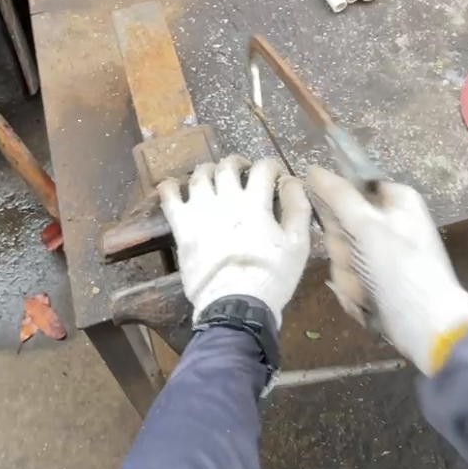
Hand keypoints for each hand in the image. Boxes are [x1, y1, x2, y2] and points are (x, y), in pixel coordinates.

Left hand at [158, 156, 311, 322]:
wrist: (235, 305)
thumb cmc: (271, 277)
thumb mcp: (298, 245)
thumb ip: (297, 208)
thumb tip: (291, 182)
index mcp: (254, 202)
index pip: (263, 168)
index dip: (271, 167)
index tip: (274, 175)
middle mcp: (225, 198)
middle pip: (228, 166)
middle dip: (238, 163)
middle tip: (243, 171)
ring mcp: (200, 210)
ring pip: (200, 175)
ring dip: (208, 170)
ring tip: (213, 176)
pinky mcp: (182, 226)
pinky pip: (170, 198)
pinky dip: (170, 186)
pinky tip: (173, 185)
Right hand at [308, 167, 467, 374]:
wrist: (428, 328)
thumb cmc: (402, 270)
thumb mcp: (369, 227)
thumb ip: (339, 196)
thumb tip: (314, 168)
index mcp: (396, 200)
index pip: (352, 186)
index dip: (339, 203)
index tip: (338, 220)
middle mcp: (389, 222)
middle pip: (340, 221)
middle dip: (342, 246)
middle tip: (356, 258)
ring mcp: (381, 253)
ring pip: (341, 252)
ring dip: (347, 272)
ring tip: (366, 285)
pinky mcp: (375, 279)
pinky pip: (348, 274)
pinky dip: (353, 289)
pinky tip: (366, 300)